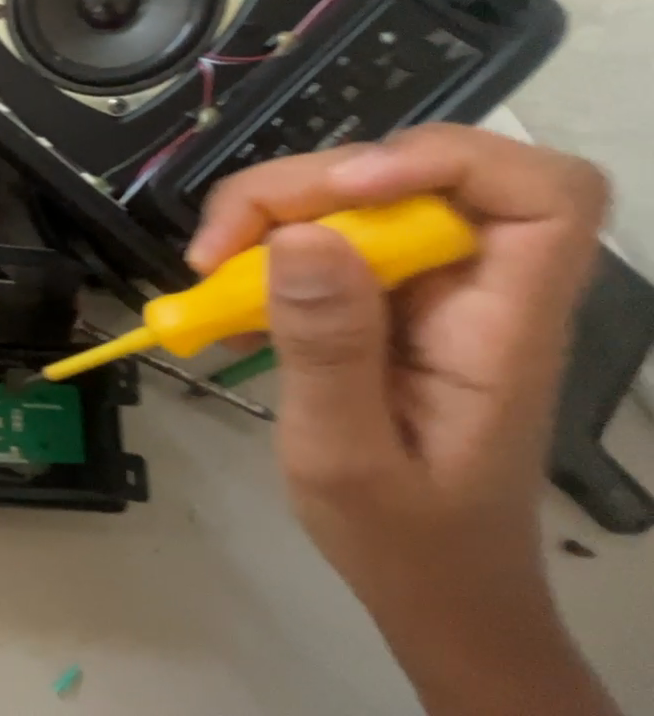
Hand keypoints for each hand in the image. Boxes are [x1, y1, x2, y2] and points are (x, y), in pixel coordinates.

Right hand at [188, 124, 616, 714]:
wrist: (427, 582)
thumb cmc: (402, 537)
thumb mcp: (344, 452)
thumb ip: (328, 347)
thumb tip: (299, 236)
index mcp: (501, 325)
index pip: (538, 194)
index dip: (441, 161)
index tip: (338, 194)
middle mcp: (471, 288)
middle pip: (408, 177)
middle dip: (297, 191)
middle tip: (214, 251)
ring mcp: (421, 291)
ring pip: (349, 200)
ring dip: (263, 217)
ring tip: (206, 274)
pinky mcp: (377, 301)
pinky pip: (317, 240)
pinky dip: (256, 251)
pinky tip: (223, 298)